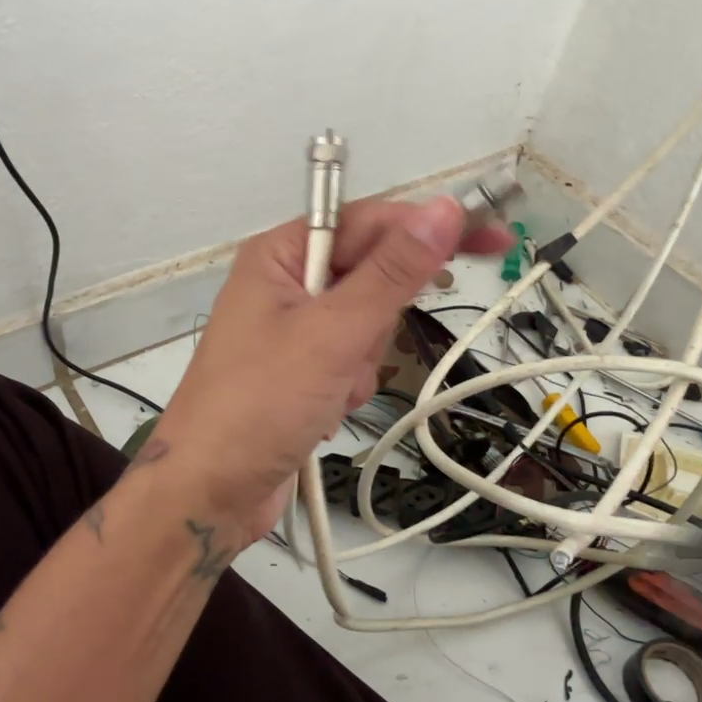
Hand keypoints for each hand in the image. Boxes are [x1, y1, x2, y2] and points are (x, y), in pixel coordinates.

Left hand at [142, 196, 513, 538]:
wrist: (209, 492)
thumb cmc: (260, 404)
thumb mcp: (333, 331)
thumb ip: (393, 272)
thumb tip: (443, 208)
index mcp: (280, 255)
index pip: (370, 220)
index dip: (428, 228)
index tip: (493, 240)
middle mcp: (283, 284)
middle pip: (370, 275)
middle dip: (376, 321)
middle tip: (350, 352)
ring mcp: (289, 332)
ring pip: (365, 326)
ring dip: (361, 363)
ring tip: (326, 391)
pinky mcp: (297, 374)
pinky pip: (347, 363)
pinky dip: (347, 388)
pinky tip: (319, 414)